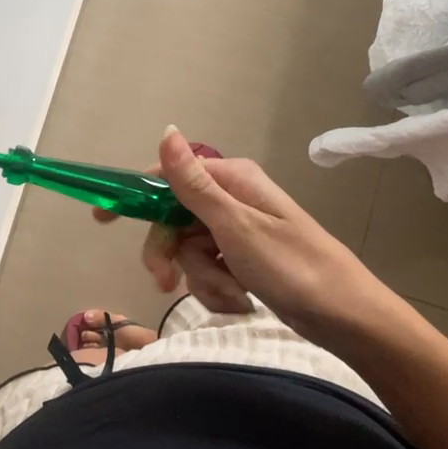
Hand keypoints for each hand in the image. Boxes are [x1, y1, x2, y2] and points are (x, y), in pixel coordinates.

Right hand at [134, 127, 390, 342]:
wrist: (346, 318)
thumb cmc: (293, 267)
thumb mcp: (235, 226)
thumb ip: (194, 184)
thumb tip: (166, 130)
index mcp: (231, 179)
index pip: (168, 178)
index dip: (135, 198)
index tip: (102, 219)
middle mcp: (232, 199)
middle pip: (174, 221)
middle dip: (173, 255)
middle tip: (166, 283)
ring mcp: (239, 232)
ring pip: (191, 252)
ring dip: (203, 279)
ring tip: (233, 295)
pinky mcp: (245, 260)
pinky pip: (211, 271)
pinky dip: (219, 289)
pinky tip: (241, 300)